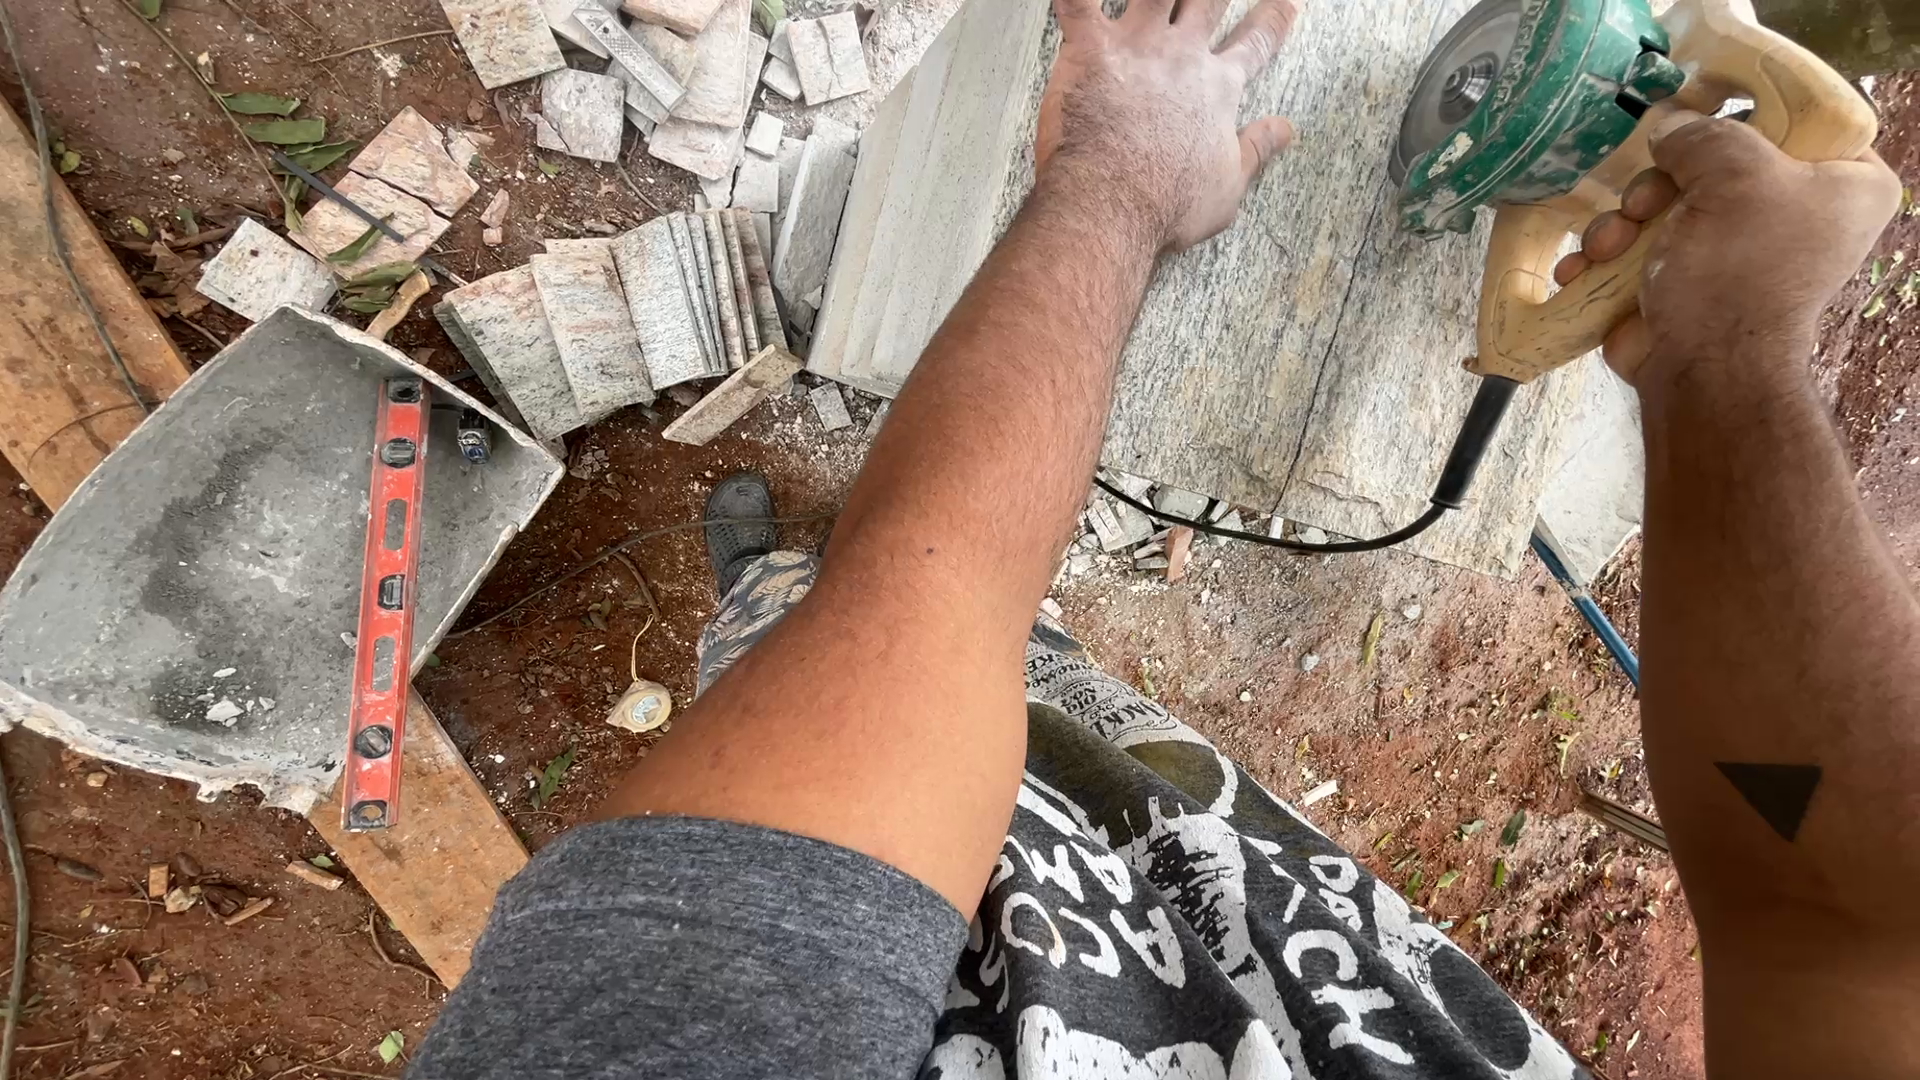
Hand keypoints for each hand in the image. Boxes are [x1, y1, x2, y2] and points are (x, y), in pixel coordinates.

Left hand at [1033, 0, 1297, 252]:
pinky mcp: (1089, 51)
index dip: (1272, 22)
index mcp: (1216, 89)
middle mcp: (1181, 56)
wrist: (1113, 207)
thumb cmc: (1168, 206)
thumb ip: (1257, 151)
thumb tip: (1286, 130)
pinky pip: (1076, 1)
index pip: (1255, 44)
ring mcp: (1135, 46)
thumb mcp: (1227, 188)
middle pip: (1206, 0)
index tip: (1286, 5)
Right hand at [1554, 112, 1899, 385]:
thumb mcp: (1739, 181)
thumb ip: (1709, 140)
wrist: (1698, 364)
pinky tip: (1580, 269)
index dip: (1729, 129)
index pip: (1785, 130)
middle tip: (1640, 209)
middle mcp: (1780, 216)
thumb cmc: (1737, 271)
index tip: (1684, 140)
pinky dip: (1596, 261)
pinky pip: (1624, 256)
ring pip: (1650, 215)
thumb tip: (1670, 124)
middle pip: (1699, 174)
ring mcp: (1717, 254)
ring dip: (1612, 229)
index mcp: (1836, 183)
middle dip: (1651, 192)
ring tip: (1602, 251)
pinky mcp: (1666, 284)